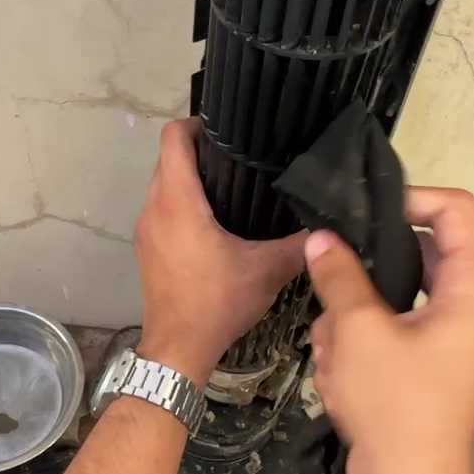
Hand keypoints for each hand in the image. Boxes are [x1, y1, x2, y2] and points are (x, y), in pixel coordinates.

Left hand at [135, 119, 308, 382]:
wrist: (178, 350)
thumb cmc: (217, 303)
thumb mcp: (267, 271)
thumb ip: (298, 244)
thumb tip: (328, 226)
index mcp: (177, 202)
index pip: (174, 137)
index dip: (198, 123)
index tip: (227, 131)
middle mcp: (153, 209)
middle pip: (168, 160)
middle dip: (200, 153)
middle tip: (240, 160)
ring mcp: (145, 231)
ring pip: (163, 187)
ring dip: (190, 181)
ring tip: (231, 189)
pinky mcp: (147, 250)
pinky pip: (161, 212)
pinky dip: (182, 206)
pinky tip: (214, 223)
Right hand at [305, 187, 473, 473]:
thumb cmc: (395, 403)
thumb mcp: (359, 330)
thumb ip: (339, 275)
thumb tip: (321, 238)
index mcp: (473, 286)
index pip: (453, 208)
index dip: (409, 197)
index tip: (359, 210)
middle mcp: (467, 305)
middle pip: (412, 256)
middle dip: (362, 277)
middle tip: (329, 288)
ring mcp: (444, 337)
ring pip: (388, 299)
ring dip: (351, 322)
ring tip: (334, 355)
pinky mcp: (421, 364)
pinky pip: (384, 334)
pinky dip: (357, 350)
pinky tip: (338, 378)